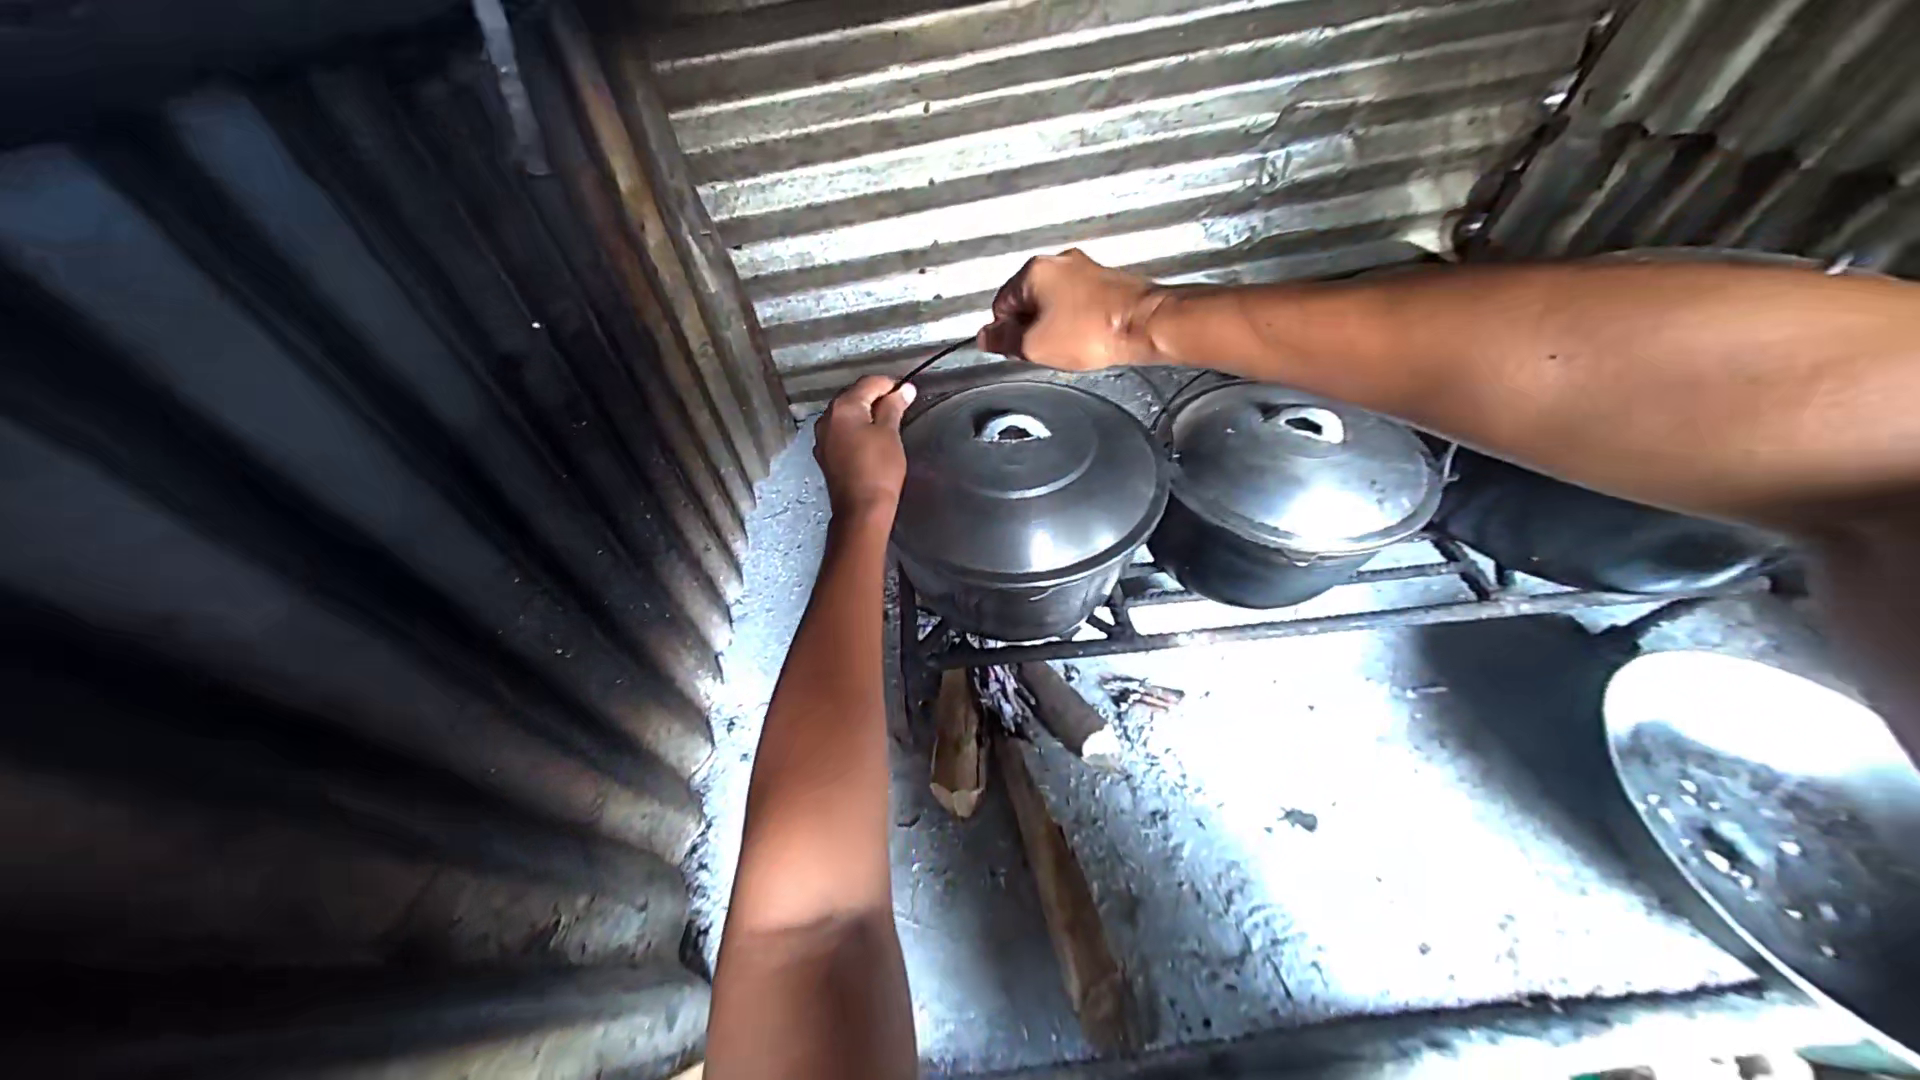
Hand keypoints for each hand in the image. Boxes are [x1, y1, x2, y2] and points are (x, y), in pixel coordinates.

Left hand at [814, 375, 916, 518]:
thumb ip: (894, 406)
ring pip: (846, 414)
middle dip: (876, 397)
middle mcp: (827, 418)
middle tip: (899, 405)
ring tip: (887, 422)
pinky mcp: (825, 454)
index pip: (868, 383)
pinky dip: (856, 429)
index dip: (890, 384)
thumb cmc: (879, 470)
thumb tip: (904, 390)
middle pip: (853, 396)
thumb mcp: (890, 434)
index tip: (906, 391)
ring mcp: (823, 437)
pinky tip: (870, 439)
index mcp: (843, 408)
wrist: (862, 509)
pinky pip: (841, 432)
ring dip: (865, 413)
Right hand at [976, 249, 1169, 369]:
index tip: (1020, 350)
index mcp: (1033, 271)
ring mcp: (1084, 268)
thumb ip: (1003, 341)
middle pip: (1027, 301)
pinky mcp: (1105, 280)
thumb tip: (984, 337)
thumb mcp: (1034, 346)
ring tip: (1069, 345)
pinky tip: (1085, 336)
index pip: (1000, 305)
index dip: (1006, 332)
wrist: (1144, 325)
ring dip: (1053, 325)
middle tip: (1045, 350)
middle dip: (1031, 327)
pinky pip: (1076, 302)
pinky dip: (1075, 320)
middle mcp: (1057, 262)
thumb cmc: (1089, 332)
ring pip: (1052, 302)